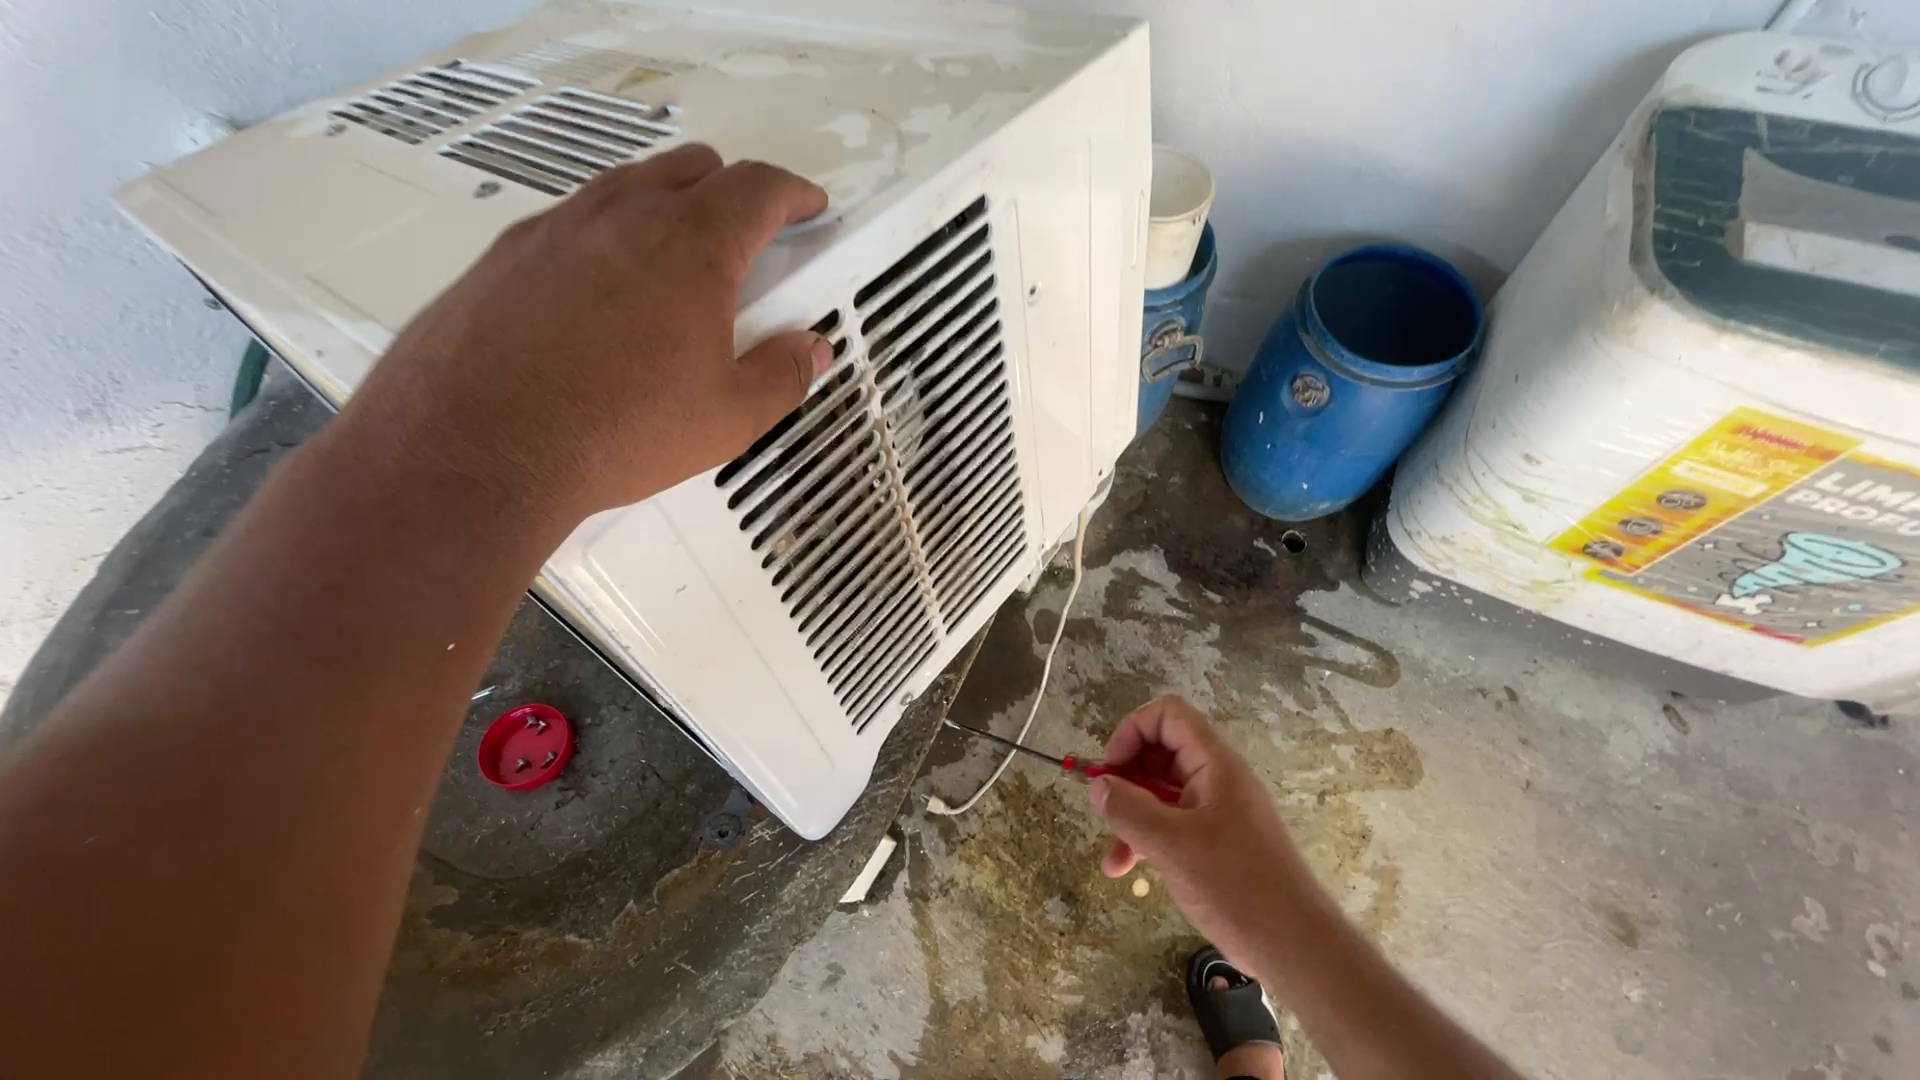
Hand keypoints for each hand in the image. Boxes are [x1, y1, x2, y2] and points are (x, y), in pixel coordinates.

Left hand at [335, 143, 830, 520]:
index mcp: (692, 246)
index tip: (809, 206)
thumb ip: (782, 376)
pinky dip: (612, 236)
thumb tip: (810, 349)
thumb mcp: (729, 419)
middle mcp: (625, 215)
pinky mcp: (508, 252)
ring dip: (670, 206)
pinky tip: (607, 294)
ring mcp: (559, 226)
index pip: (758, 188)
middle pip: (694, 168)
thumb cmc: (618, 429)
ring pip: (631, 186)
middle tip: (750, 239)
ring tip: (680, 265)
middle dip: (734, 192)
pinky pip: (578, 220)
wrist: (474, 447)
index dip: (794, 194)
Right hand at [1088, 696, 1323, 970]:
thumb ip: (1129, 810)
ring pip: (1161, 792)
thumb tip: (1097, 785)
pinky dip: (1146, 838)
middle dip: (1126, 776)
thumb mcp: (1172, 846)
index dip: (1133, 731)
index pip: (1168, 715)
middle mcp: (1216, 778)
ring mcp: (1216, 810)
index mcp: (1214, 764)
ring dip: (1131, 815)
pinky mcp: (1215, 841)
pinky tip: (1126, 868)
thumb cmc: (1236, 886)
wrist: (1294, 947)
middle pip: (1160, 751)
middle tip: (1106, 807)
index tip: (1111, 769)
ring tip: (1112, 857)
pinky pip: (1171, 823)